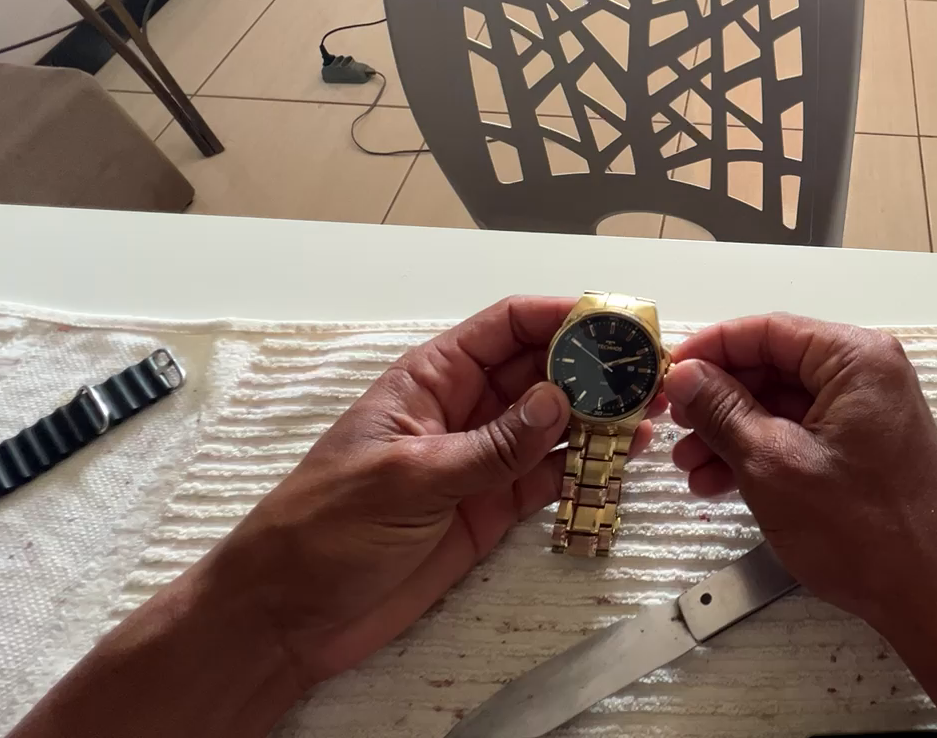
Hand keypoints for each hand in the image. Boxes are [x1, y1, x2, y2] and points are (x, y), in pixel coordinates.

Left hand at [203, 296, 659, 683]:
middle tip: (649, 371)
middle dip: (597, 366)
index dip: (560, 316)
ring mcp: (488, 454)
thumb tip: (561, 401)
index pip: (508, 327)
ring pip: (559, 419)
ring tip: (651, 412)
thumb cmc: (323, 531)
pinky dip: (591, 464)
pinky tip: (625, 457)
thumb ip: (490, 444)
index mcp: (436, 379)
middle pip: (546, 369)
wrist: (285, 621)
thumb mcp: (406, 479)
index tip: (613, 322)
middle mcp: (471, 406)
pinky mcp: (499, 500)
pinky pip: (555, 471)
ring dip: (603, 414)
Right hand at [666, 314, 936, 737]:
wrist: (930, 598)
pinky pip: (801, 430)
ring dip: (733, 431)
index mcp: (856, 357)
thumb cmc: (859, 530)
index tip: (666, 372)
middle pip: (774, 365)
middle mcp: (866, 372)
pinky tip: (720, 482)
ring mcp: (866, 409)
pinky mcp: (863, 443)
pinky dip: (761, 451)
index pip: (769, 330)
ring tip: (690, 468)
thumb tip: (683, 374)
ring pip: (782, 402)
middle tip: (674, 428)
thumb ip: (722, 411)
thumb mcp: (774, 465)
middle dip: (718, 399)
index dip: (711, 348)